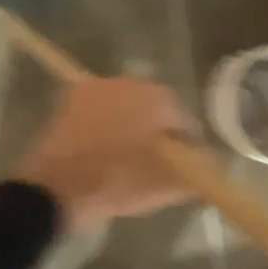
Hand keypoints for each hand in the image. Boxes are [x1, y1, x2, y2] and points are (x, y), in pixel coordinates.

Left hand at [11, 77, 193, 231]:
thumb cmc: (115, 182)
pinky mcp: (69, 101)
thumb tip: (212, 164)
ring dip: (130, 125)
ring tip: (129, 158)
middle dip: (156, 130)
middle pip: (151, 105)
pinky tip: (104, 151)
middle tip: (156, 162)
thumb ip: (195, 174)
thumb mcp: (164, 186)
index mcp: (152, 96)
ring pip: (124, 106)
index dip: (184, 142)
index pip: (181, 116)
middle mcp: (124, 82)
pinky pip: (99, 111)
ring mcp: (93, 88)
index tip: (182, 165)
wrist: (55, 187)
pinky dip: (105, 125)